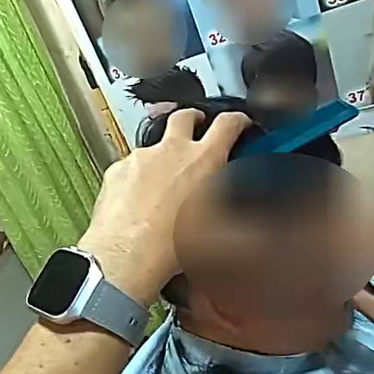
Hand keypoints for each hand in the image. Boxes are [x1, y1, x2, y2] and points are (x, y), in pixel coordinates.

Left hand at [77, 108, 249, 303]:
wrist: (126, 256)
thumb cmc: (171, 246)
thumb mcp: (221, 233)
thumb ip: (240, 220)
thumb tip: (255, 230)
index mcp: (204, 160)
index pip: (228, 124)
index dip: (238, 120)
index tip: (239, 123)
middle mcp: (171, 150)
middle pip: (185, 116)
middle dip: (194, 119)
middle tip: (198, 127)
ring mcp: (140, 157)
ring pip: (155, 142)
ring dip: (163, 153)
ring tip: (165, 180)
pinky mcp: (117, 170)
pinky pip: (131, 164)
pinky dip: (138, 174)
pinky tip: (139, 198)